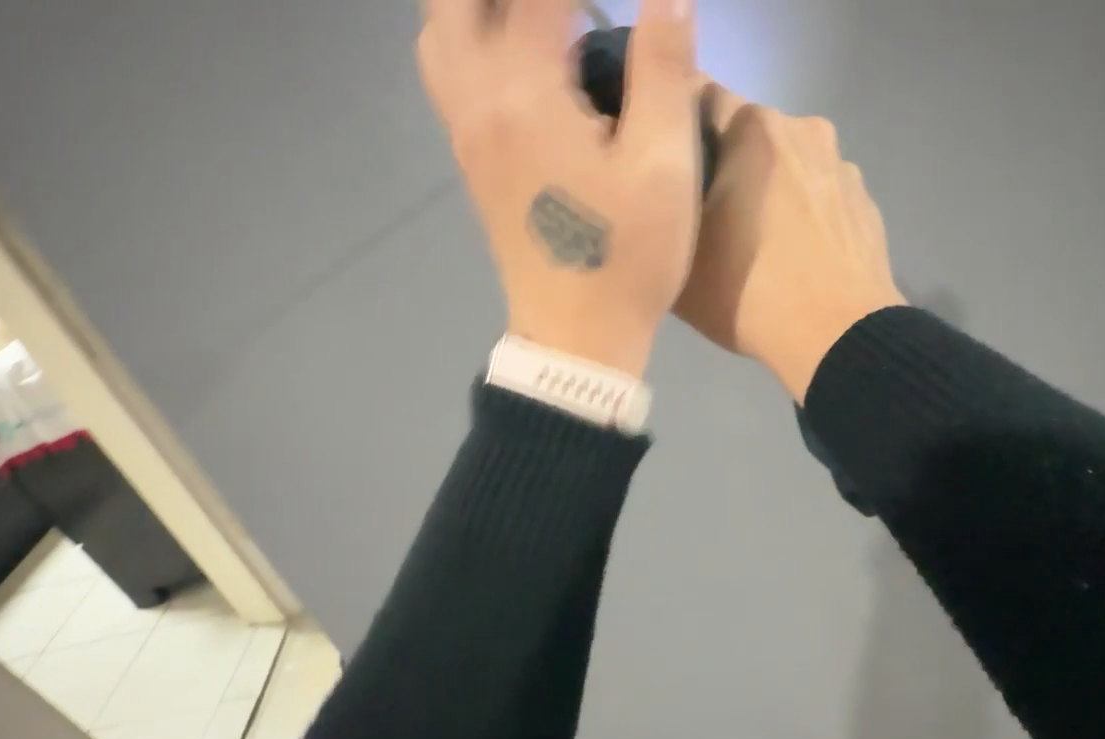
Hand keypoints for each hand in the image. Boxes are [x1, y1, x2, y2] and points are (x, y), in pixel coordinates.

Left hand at [418, 0, 702, 377]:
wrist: (577, 340)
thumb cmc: (626, 259)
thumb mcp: (664, 166)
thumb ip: (664, 68)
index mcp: (524, 92)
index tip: (612, 9)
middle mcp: (478, 101)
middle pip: (459, 2)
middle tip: (573, 10)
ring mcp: (465, 135)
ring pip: (439, 34)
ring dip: (482, 11)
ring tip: (543, 22)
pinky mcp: (470, 163)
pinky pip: (448, 76)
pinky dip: (472, 41)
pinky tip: (524, 59)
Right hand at [675, 85, 906, 399]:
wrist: (837, 337)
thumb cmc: (747, 293)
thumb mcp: (677, 262)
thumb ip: (660, 215)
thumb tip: (656, 202)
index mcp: (751, 128)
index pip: (696, 98)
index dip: (672, 131)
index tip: (662, 170)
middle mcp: (802, 129)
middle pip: (746, 135)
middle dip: (724, 166)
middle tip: (707, 219)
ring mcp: (841, 166)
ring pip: (787, 167)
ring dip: (767, 193)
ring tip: (755, 247)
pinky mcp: (865, 204)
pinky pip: (820, 199)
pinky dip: (804, 218)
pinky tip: (795, 261)